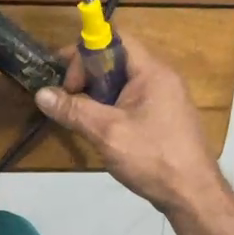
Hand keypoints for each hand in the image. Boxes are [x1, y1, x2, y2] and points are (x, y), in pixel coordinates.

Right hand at [35, 38, 227, 214]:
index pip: (114, 39)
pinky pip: (131, 101)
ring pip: (122, 84)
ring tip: (82, 120)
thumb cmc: (152, 157)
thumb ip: (74, 110)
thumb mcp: (107, 133)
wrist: (193, 194)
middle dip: (87, 77)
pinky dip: (111, 109)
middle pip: (116, 60)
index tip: (65, 81)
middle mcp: (161, 77)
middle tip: (70, 104)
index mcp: (152, 71)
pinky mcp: (164, 118)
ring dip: (97, 96)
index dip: (84, 54)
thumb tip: (41, 93)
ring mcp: (165, 98)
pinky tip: (102, 133)